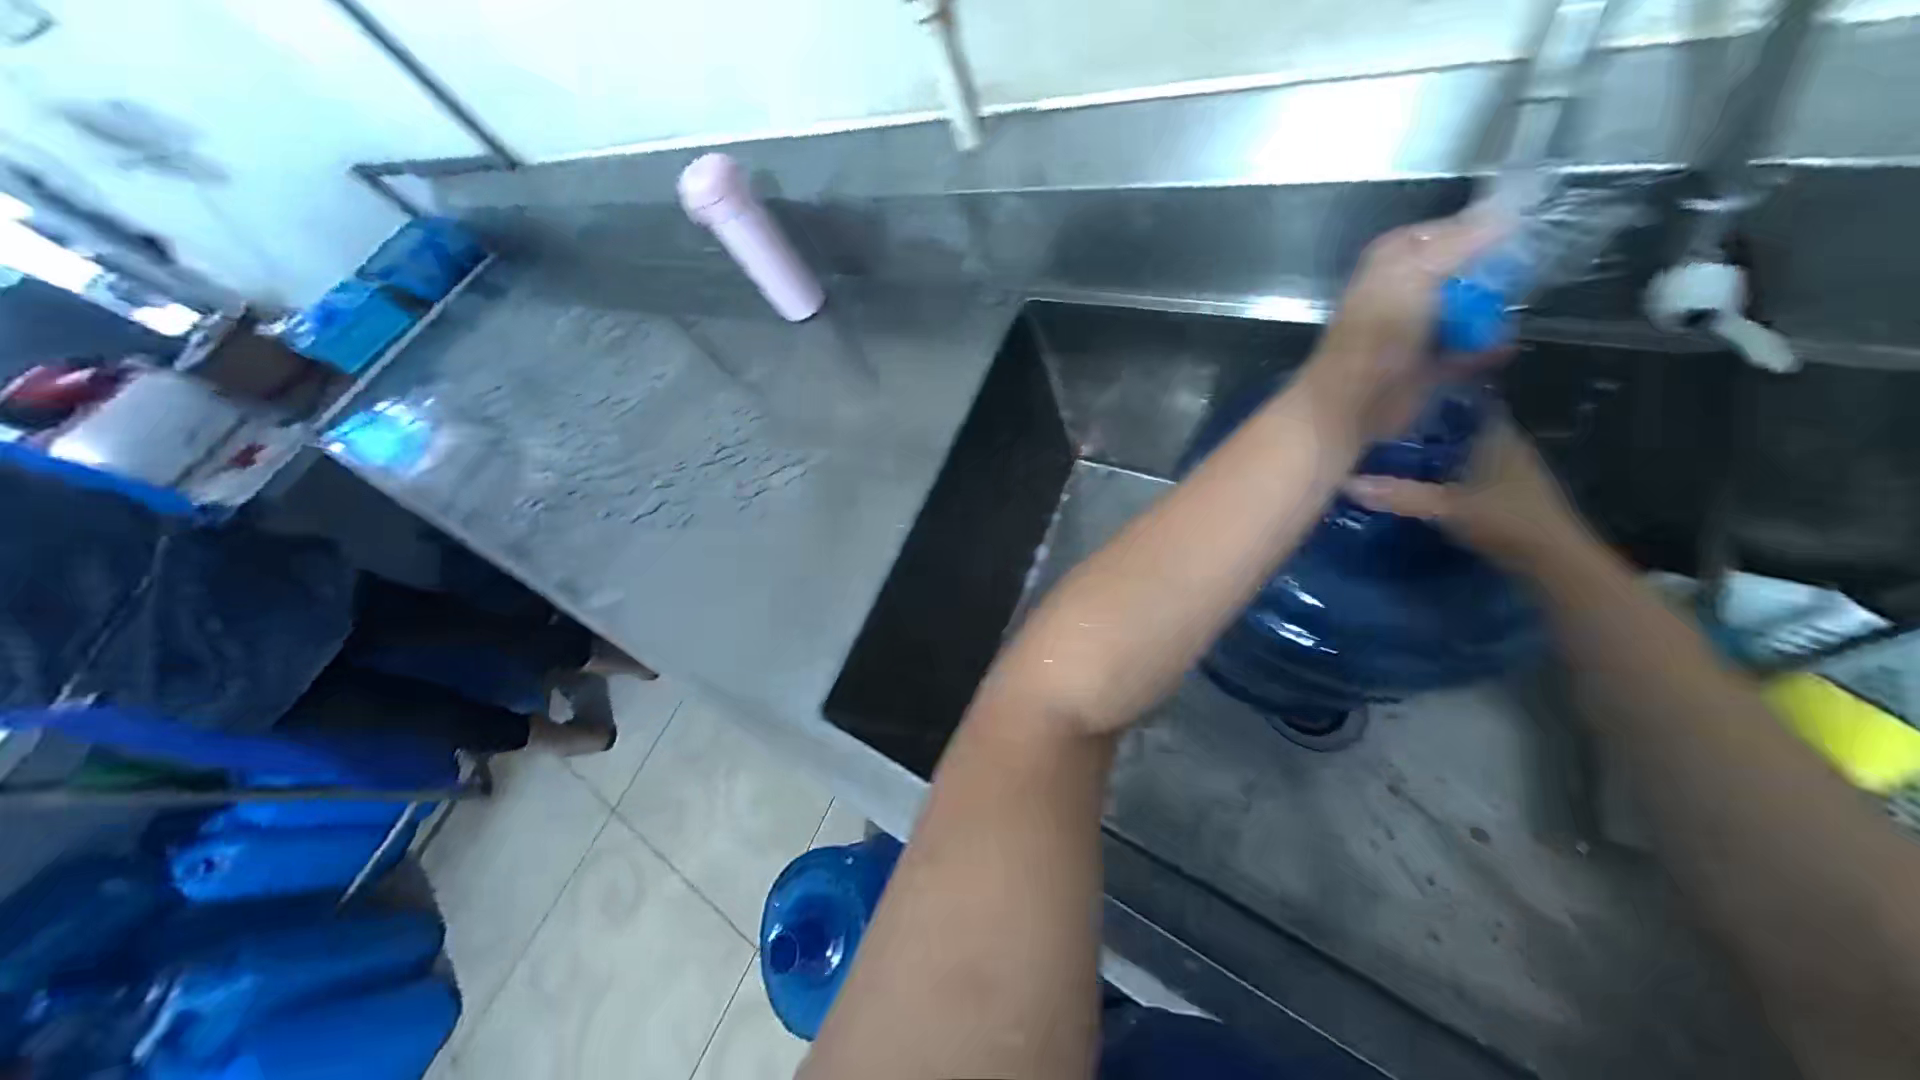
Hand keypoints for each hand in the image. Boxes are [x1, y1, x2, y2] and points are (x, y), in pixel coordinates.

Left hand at [1302, 214, 1502, 442]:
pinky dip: (1485, 349)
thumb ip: (1458, 245)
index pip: (1431, 235)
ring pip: (1460, 313)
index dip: (1468, 228)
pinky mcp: (1424, 368)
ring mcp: (1412, 333)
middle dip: (1488, 271)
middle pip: (1452, 274)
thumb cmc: (1378, 332)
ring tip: (1524, 300)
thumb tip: (1503, 217)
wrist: (1353, 400)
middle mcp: (1399, 295)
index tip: (1513, 226)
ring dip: (1489, 311)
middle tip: (1529, 264)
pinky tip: (1507, 345)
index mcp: (1388, 266)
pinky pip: (1463, 353)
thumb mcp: (1416, 275)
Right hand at [1344, 419, 1592, 573]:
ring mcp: (1510, 470)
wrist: (1554, 561)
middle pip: (1462, 426)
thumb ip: (1399, 495)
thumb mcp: (1445, 507)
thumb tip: (1346, 483)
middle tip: (1385, 428)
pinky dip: (1447, 472)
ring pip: (1466, 450)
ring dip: (1437, 452)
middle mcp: (1506, 446)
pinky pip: (1469, 470)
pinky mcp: (1508, 493)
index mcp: (1495, 436)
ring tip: (1395, 454)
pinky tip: (1422, 481)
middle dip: (1428, 427)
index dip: (1434, 397)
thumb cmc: (1505, 520)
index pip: (1465, 401)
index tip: (1398, 398)